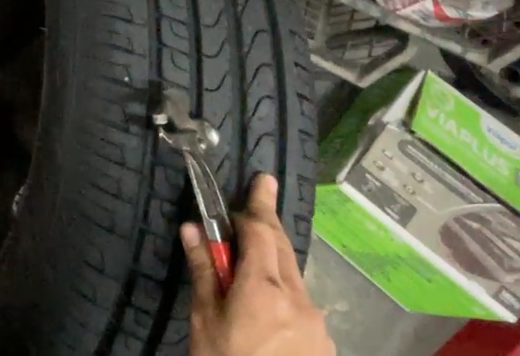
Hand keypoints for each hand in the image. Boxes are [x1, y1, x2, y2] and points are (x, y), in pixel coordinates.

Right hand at [185, 173, 333, 355]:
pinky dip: (281, 291)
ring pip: (293, 278)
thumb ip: (204, 271)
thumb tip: (195, 230)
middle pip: (283, 249)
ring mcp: (317, 325)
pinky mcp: (324, 346)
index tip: (262, 180)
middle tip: (257, 201)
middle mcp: (299, 300)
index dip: (257, 204)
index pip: (262, 231)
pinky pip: (300, 304)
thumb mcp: (204, 319)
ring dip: (272, 262)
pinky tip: (265, 309)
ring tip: (247, 267)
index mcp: (265, 288)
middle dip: (267, 226)